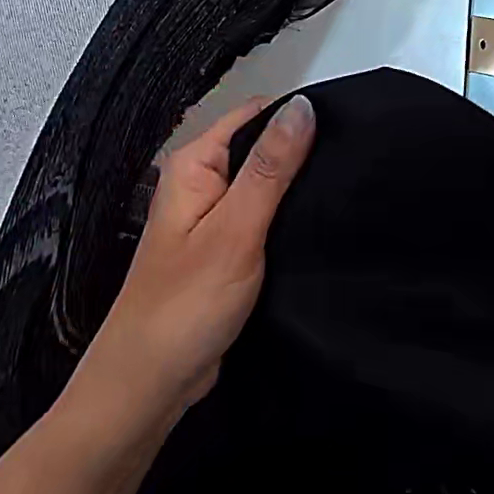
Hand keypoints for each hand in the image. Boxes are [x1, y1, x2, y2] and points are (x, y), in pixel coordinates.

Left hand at [77, 95, 316, 414]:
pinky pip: (264, 213)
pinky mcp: (226, 244)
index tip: (341, 128)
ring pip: (267, 181)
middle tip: (344, 166)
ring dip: (296, 187)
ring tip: (336, 193)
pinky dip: (287, 216)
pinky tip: (312, 224)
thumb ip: (271, 167)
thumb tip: (304, 107)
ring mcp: (213, 214)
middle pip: (263, 144)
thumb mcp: (236, 229)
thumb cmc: (182, 308)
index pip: (256, 114)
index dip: (297, 116)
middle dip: (301, 152)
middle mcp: (201, 180)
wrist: (149, 386)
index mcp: (195, 163)